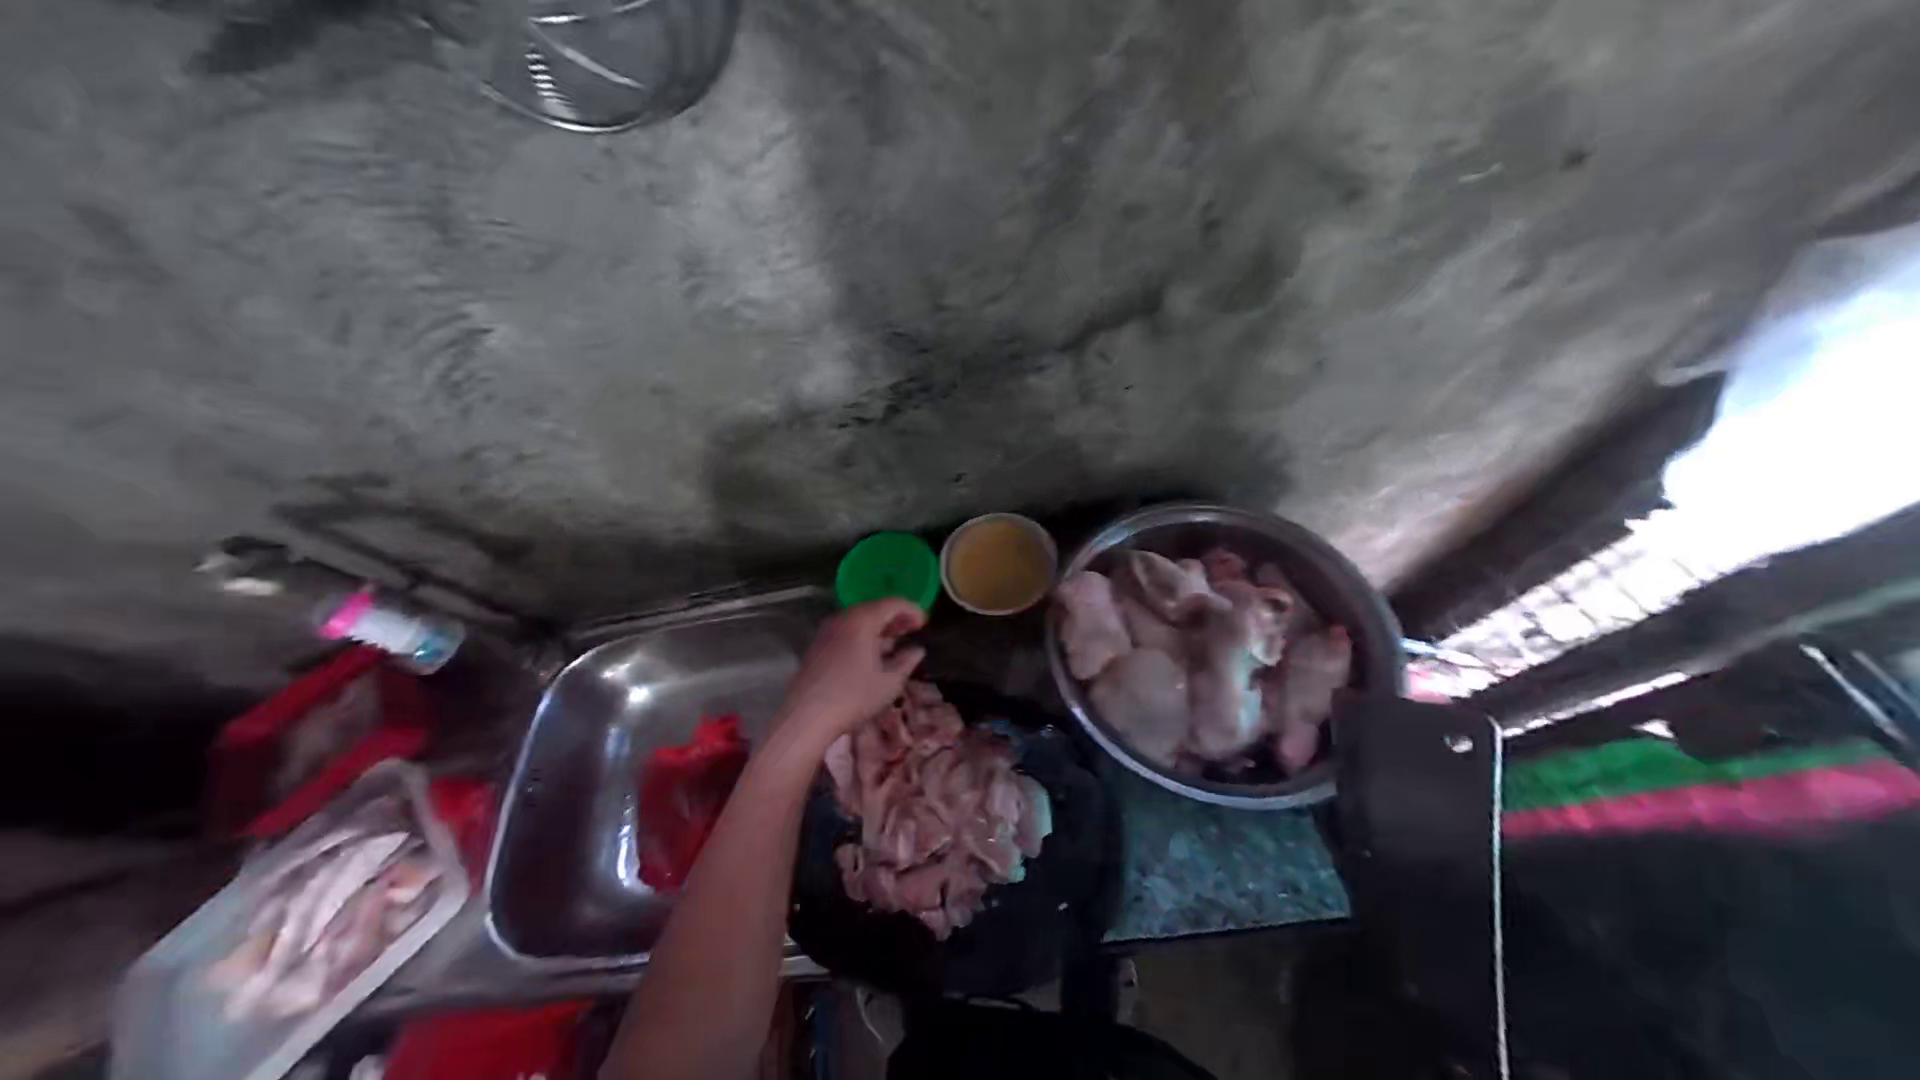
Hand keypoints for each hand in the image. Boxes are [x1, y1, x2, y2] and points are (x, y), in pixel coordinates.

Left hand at [774, 598, 927, 749]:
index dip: (912, 610)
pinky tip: (871, 654)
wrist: (807, 716)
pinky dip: (862, 635)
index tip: (924, 623)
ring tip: (894, 643)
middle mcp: (843, 618)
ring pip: (858, 620)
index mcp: (863, 620)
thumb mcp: (890, 682)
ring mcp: (827, 631)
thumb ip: (907, 661)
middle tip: (912, 630)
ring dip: (878, 627)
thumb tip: (917, 651)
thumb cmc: (854, 696)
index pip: (893, 604)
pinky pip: (846, 631)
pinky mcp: (817, 645)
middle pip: (874, 608)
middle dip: (895, 618)